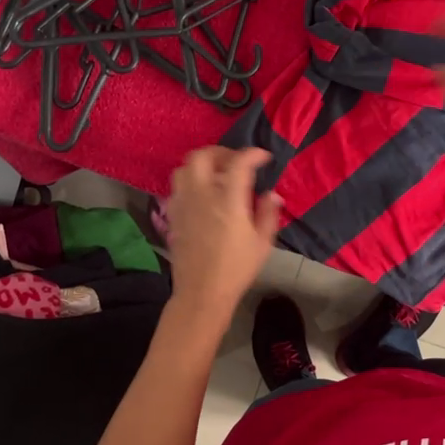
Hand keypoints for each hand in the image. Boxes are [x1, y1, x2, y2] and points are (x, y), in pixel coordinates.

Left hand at [165, 146, 281, 318]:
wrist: (202, 292)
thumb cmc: (236, 270)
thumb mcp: (262, 243)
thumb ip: (267, 214)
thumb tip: (272, 194)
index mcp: (228, 200)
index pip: (239, 163)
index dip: (252, 154)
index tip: (263, 158)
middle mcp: (202, 195)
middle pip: (202, 156)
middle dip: (220, 152)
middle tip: (235, 162)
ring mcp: (183, 204)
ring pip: (184, 168)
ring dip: (201, 166)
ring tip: (216, 176)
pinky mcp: (172, 215)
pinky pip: (177, 188)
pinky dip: (189, 183)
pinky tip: (202, 196)